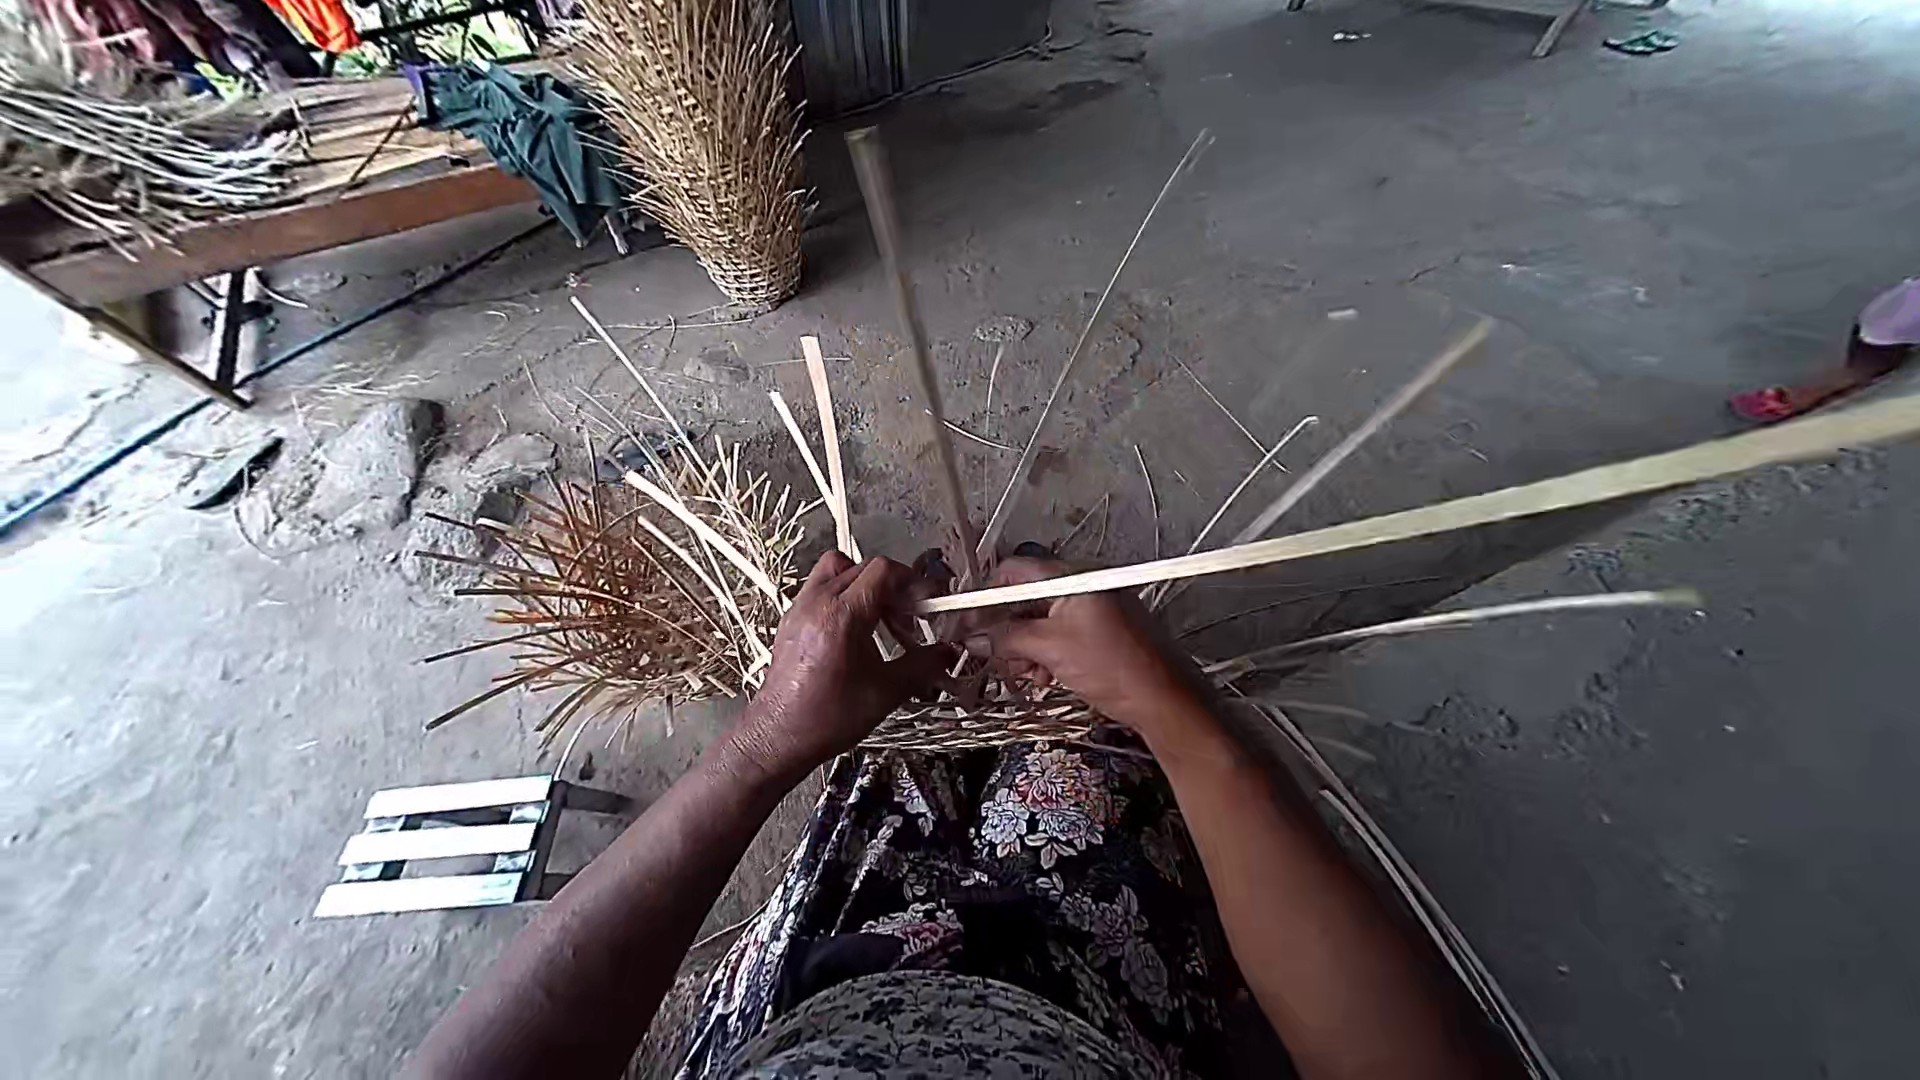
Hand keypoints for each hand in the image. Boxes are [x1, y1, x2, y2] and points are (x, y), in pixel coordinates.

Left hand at [725, 552, 949, 783]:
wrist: (778, 737)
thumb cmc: (827, 718)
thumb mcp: (885, 693)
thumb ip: (923, 666)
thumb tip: (949, 652)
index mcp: (842, 617)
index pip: (883, 571)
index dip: (911, 582)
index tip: (924, 604)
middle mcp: (818, 602)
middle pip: (865, 567)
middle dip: (893, 587)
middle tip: (908, 617)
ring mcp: (800, 607)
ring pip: (838, 568)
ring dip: (865, 583)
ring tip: (879, 617)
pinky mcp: (791, 617)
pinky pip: (820, 586)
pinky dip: (843, 594)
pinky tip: (855, 628)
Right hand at [959, 556, 1210, 740]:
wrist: (1164, 699)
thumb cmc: (1110, 665)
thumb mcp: (1051, 648)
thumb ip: (1007, 638)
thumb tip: (972, 638)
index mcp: (1069, 577)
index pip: (1012, 572)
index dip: (985, 596)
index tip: (967, 624)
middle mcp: (1077, 585)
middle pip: (1023, 598)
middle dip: (1004, 630)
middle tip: (996, 659)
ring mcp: (1087, 608)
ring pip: (1036, 621)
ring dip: (1022, 647)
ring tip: (1024, 674)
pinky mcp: (1094, 630)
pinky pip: (1055, 634)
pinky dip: (1042, 654)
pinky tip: (1042, 677)